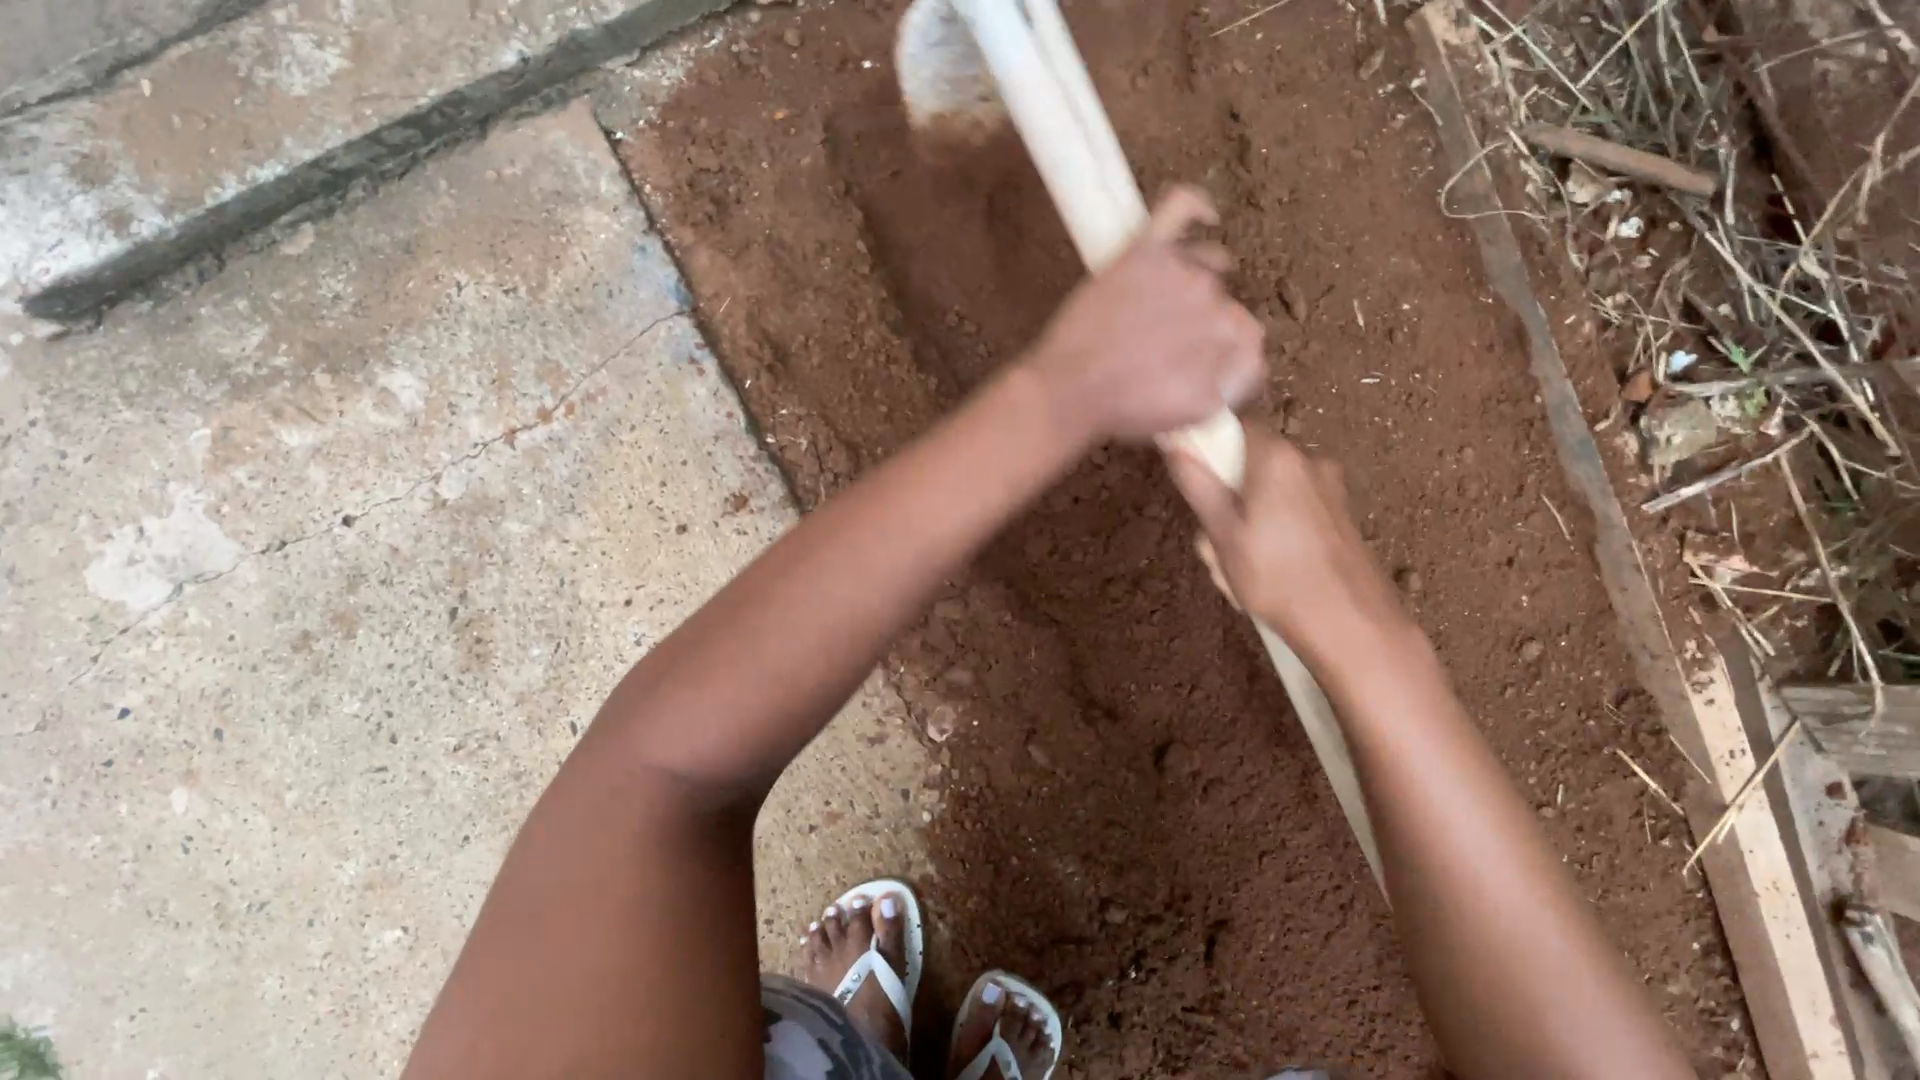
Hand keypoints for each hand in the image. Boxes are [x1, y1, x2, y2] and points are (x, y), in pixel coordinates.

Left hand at [1022, 186, 1265, 442]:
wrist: (1070, 389)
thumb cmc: (1124, 410)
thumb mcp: (1189, 416)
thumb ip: (1224, 389)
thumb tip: (1235, 370)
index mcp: (1234, 350)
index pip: (1249, 343)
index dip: (1228, 356)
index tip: (1206, 366)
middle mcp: (1219, 308)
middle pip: (1225, 306)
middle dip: (1205, 326)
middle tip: (1169, 344)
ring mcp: (1184, 276)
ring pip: (1207, 267)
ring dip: (1198, 279)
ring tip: (1174, 297)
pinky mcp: (1147, 252)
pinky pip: (1180, 208)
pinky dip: (1195, 206)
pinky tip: (1204, 214)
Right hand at [1165, 426, 1411, 659]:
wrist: (1351, 624)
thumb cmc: (1276, 577)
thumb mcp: (1222, 533)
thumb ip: (1197, 482)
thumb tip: (1173, 437)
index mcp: (1277, 457)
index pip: (1235, 424)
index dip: (1211, 448)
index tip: (1198, 483)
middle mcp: (1308, 461)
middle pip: (1252, 463)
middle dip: (1227, 499)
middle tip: (1216, 545)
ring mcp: (1329, 488)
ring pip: (1270, 492)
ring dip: (1247, 523)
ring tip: (1239, 570)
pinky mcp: (1340, 515)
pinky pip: (1292, 511)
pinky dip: (1274, 533)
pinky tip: (1269, 573)